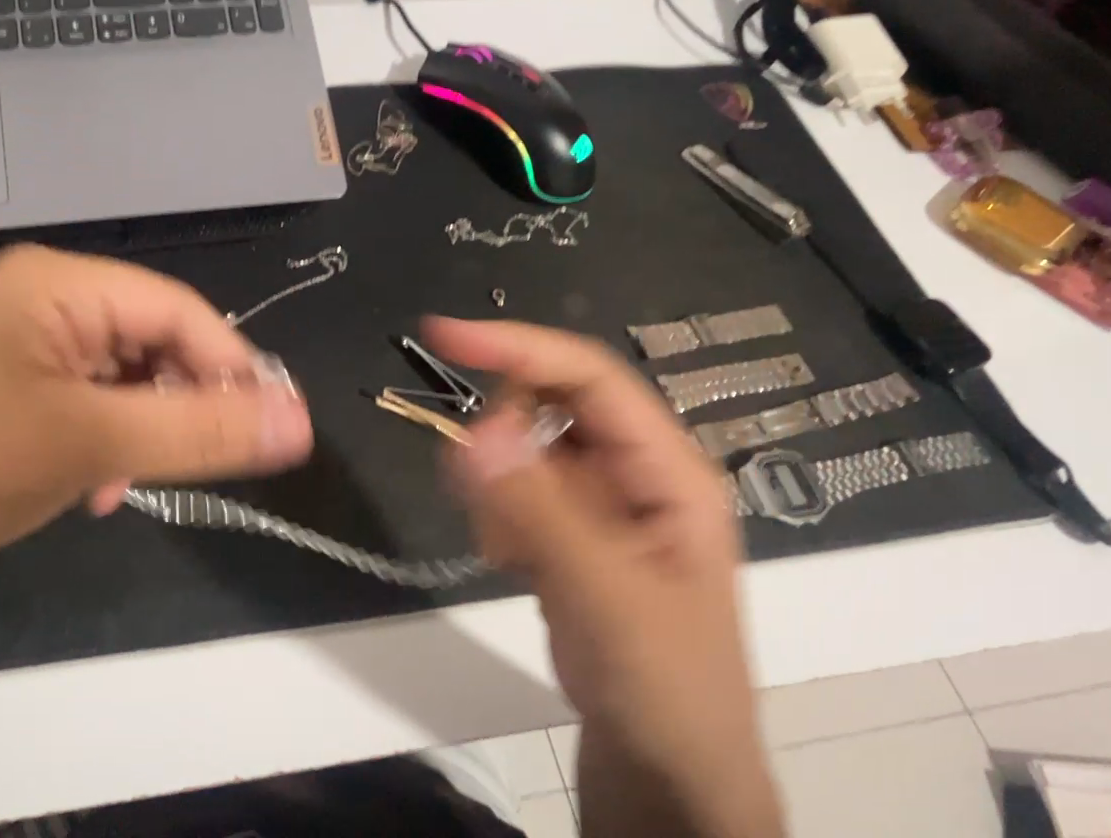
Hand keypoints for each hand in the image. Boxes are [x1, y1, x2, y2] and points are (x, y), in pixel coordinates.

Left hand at [0, 246, 314, 590]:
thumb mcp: (93, 445)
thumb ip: (201, 430)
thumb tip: (302, 422)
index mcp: (58, 282)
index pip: (178, 311)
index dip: (231, 368)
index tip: (269, 434)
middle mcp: (40, 296)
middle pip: (151, 340)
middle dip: (178, 403)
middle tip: (195, 465)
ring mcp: (19, 339)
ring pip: (121, 377)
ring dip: (141, 429)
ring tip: (124, 484)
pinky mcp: (7, 383)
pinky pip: (84, 400)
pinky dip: (104, 440)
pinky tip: (92, 488)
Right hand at [424, 318, 782, 836]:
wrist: (668, 775)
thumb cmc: (664, 686)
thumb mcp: (607, 596)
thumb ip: (538, 511)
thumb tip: (469, 431)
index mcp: (668, 470)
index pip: (591, 378)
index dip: (519, 347)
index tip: (441, 335)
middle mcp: (636, 474)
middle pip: (549, 408)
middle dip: (504, 439)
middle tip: (488, 501)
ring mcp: (600, 507)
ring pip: (522, 453)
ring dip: (498, 491)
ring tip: (511, 554)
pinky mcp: (569, 537)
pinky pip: (513, 495)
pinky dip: (496, 520)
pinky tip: (514, 568)